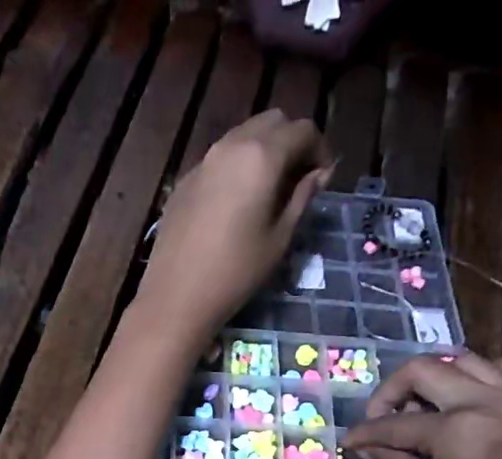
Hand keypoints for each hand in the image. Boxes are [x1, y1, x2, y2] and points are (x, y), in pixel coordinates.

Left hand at [137, 110, 332, 339]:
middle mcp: (231, 145)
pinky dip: (238, 166)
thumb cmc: (237, 272)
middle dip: (292, 142)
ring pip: (243, 135)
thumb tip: (317, 174)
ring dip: (264, 151)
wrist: (177, 295)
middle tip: (299, 179)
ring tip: (270, 190)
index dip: (320, 149)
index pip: (302, 130)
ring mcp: (203, 160)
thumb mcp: (280, 238)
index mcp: (261, 156)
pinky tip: (238, 203)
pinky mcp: (185, 180)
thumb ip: (302, 198)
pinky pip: (220, 158)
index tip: (324, 178)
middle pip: (272, 122)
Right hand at [342, 352, 501, 458]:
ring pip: (470, 360)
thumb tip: (373, 449)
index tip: (351, 441)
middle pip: (424, 369)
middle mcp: (482, 399)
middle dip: (392, 390)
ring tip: (429, 403)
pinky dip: (498, 372)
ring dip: (440, 377)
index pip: (393, 424)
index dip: (365, 433)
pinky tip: (487, 389)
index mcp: (451, 430)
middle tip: (384, 416)